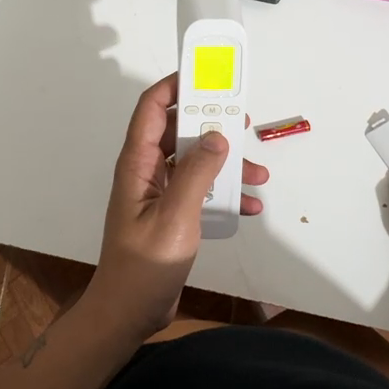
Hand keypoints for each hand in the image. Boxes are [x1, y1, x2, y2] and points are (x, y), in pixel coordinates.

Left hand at [85, 75, 268, 338]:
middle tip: (244, 123)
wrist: (129, 312)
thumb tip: (218, 135)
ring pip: (195, 162)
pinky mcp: (171, 214)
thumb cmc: (145, 264)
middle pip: (179, 131)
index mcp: (137, 163)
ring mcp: (159, 193)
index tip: (208, 76)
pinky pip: (200, 192)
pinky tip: (251, 206)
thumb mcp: (175, 216)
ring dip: (226, 164)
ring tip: (259, 173)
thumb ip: (196, 173)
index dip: (176, 86)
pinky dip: (224, 194)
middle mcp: (146, 171)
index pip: (152, 109)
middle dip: (212, 125)